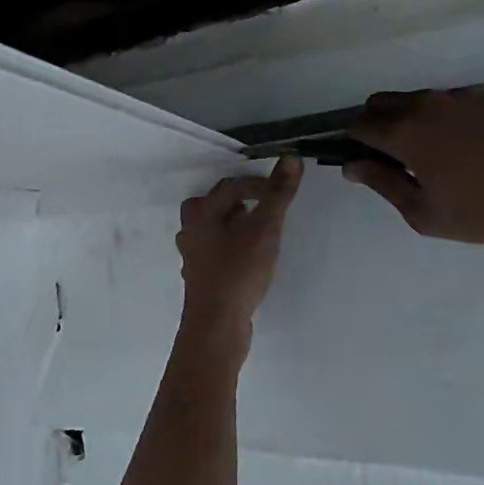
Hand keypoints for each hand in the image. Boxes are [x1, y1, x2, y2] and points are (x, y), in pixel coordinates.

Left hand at [177, 156, 303, 327]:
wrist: (217, 326)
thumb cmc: (238, 271)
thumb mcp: (265, 228)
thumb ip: (278, 194)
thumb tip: (292, 157)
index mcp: (203, 213)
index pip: (231, 187)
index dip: (257, 185)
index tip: (279, 194)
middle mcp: (191, 231)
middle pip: (211, 204)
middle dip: (236, 202)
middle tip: (261, 210)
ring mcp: (192, 257)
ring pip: (209, 229)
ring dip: (231, 225)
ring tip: (255, 233)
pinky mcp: (200, 279)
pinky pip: (213, 251)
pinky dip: (228, 247)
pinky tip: (245, 260)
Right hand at [344, 90, 483, 253]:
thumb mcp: (426, 213)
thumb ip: (383, 184)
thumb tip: (351, 165)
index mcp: (405, 131)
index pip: (359, 125)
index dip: (352, 143)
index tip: (362, 163)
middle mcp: (426, 104)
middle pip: (381, 102)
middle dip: (374, 125)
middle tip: (392, 161)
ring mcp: (458, 97)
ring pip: (415, 99)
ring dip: (408, 120)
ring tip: (432, 157)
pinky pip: (448, 102)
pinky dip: (441, 118)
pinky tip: (466, 148)